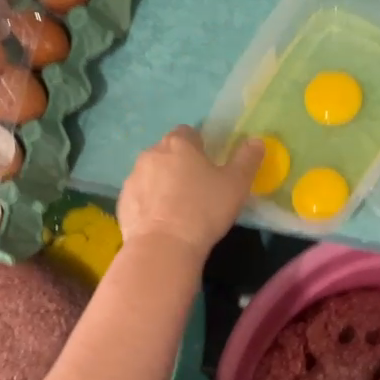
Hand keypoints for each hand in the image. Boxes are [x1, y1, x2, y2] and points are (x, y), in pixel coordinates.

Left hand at [118, 126, 262, 259]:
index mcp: (179, 144)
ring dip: (162, 184)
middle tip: (196, 189)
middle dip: (179, 165)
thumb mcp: (236, 185)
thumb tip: (256, 141)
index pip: (188, 133)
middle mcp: (151, 154)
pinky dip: (149, 205)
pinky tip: (162, 223)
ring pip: (151, 174)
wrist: (163, 246)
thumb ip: (247, 160)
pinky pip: (139, 197)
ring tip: (177, 209)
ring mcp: (133, 178)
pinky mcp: (123, 203)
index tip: (208, 165)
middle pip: (167, 152)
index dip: (199, 146)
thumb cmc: (204, 210)